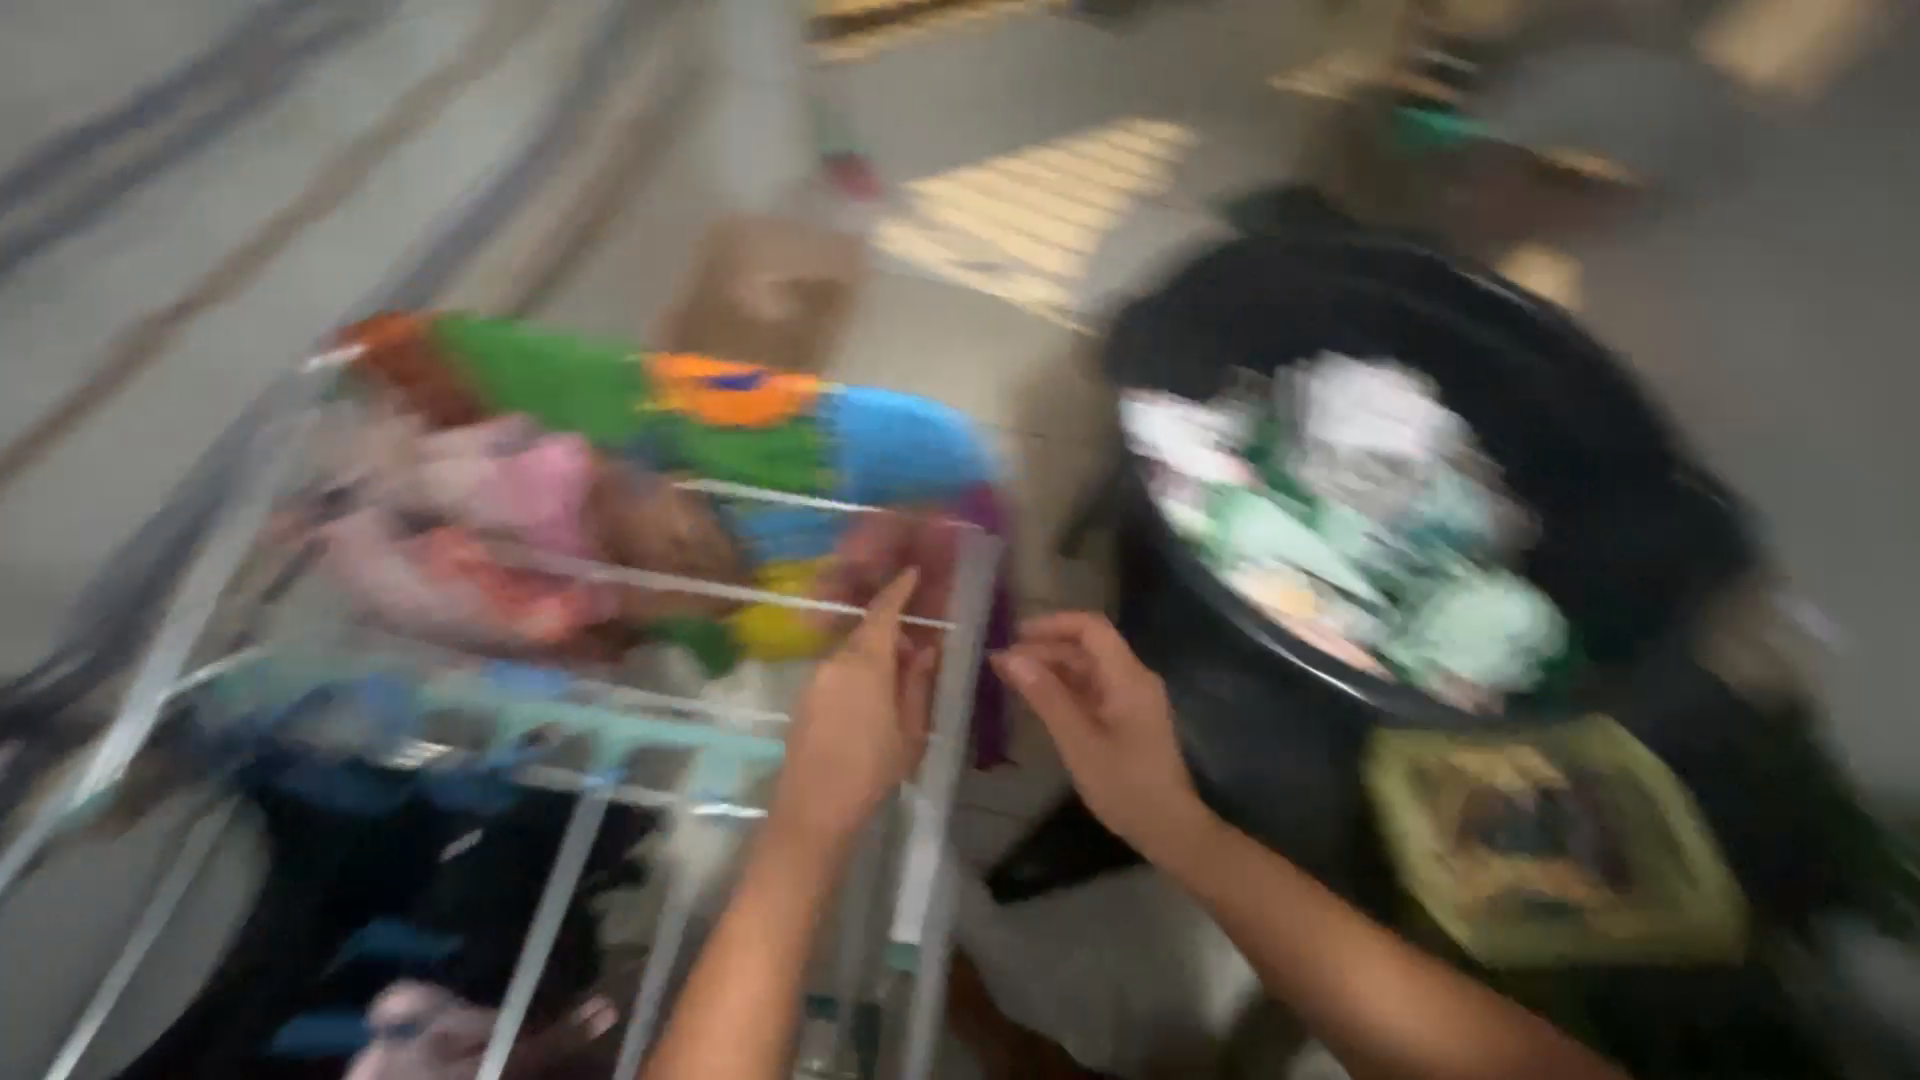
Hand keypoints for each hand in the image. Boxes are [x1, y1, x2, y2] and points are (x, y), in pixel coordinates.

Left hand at [771, 569, 936, 852]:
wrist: (813, 810)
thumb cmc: (872, 770)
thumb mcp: (911, 730)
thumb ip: (918, 684)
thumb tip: (925, 650)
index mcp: (865, 663)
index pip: (883, 612)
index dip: (899, 589)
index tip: (914, 573)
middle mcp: (835, 661)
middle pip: (866, 632)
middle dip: (892, 632)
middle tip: (918, 652)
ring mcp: (814, 679)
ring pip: (850, 652)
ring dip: (875, 655)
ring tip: (899, 682)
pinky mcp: (804, 698)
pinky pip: (837, 670)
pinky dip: (857, 671)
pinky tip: (872, 700)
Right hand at [992, 613, 1210, 861]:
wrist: (1170, 829)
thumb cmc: (1125, 786)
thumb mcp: (1078, 742)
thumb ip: (1046, 697)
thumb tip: (1011, 658)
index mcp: (1128, 677)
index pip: (1091, 629)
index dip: (1053, 624)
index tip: (1015, 634)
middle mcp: (1133, 679)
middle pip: (1087, 648)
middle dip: (1045, 649)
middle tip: (1002, 663)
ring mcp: (1132, 699)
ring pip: (1088, 669)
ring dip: (1052, 669)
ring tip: (1011, 678)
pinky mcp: (1128, 718)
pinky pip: (1093, 690)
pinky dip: (1064, 689)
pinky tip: (1037, 699)